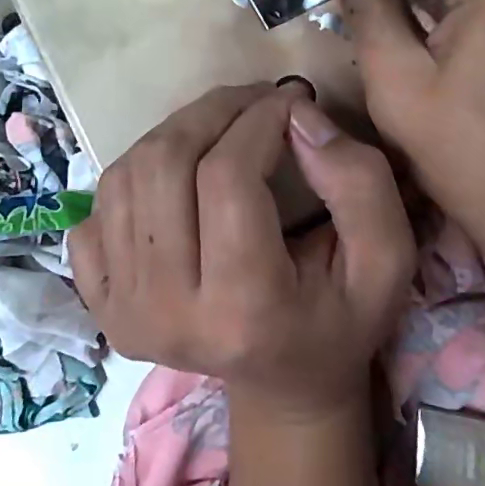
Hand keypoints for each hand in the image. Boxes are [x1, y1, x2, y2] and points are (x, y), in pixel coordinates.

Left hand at [70, 83, 415, 422]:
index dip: (259, 120)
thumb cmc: (340, 320)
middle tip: (255, 102)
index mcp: (243, 307)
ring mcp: (122, 309)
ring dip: (178, 133)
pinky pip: (99, 207)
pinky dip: (138, 175)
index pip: (227, 177)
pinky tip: (182, 181)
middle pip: (165, 166)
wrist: (284, 384)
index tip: (292, 101)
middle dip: (214, 112)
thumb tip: (297, 116)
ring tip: (224, 131)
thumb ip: (359, 183)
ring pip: (126, 175)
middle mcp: (166, 312)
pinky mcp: (100, 302)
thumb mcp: (385, 259)